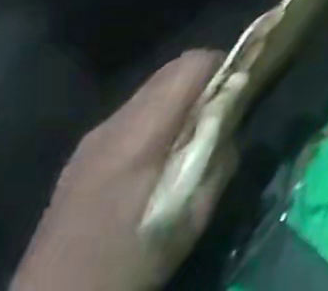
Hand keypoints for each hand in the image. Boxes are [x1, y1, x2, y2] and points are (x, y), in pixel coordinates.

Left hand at [11, 51, 233, 290]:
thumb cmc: (127, 262)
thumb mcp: (188, 221)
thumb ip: (217, 165)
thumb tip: (232, 129)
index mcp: (141, 132)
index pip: (189, 66)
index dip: (222, 66)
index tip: (243, 85)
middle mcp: (115, 121)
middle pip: (169, 72)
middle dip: (203, 80)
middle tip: (226, 109)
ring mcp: (95, 136)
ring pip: (149, 92)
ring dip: (179, 100)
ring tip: (196, 135)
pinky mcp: (84, 154)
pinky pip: (131, 116)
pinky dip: (156, 120)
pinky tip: (160, 159)